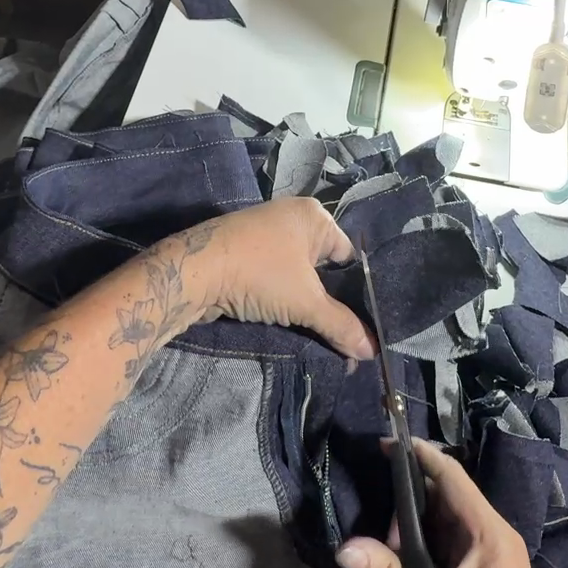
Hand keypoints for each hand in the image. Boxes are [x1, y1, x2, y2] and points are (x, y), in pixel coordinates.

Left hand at [172, 198, 375, 359]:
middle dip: (333, 302)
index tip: (366, 325)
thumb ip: (341, 326)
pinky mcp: (247, 254)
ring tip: (325, 337)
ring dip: (307, 304)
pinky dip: (285, 300)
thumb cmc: (259, 274)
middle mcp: (293, 218)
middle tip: (350, 338)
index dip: (358, 292)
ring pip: (300, 276)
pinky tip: (294, 324)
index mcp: (314, 216)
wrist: (196, 272)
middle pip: (324, 268)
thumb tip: (372, 351)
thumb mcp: (306, 302)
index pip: (349, 257)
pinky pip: (278, 279)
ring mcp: (267, 235)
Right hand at [335, 439, 536, 567]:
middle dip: (408, 503)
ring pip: (443, 522)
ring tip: (389, 549)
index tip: (385, 443)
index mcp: (491, 532)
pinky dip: (423, 546)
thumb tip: (344, 548)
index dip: (419, 454)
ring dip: (413, 529)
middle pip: (444, 497)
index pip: (452, 474)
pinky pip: (448, 544)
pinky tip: (402, 560)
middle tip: (380, 521)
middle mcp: (493, 535)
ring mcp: (489, 556)